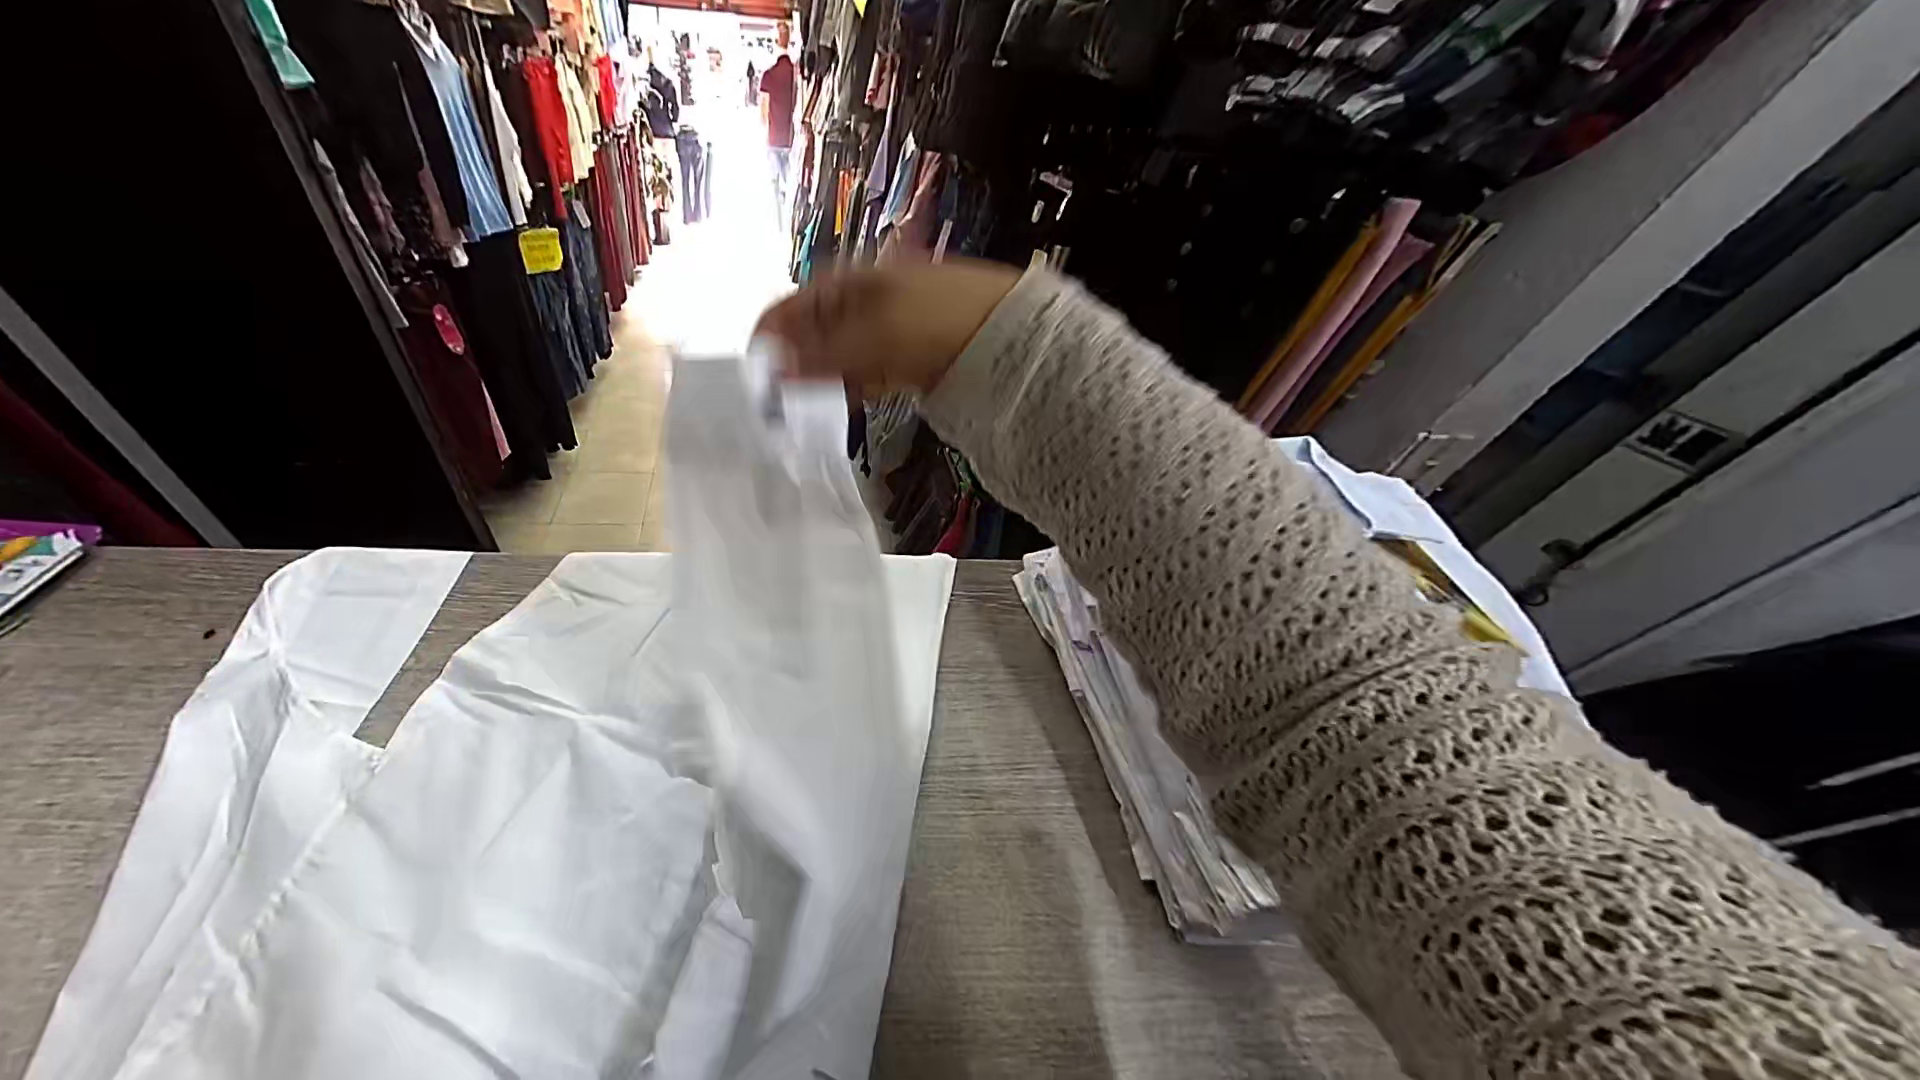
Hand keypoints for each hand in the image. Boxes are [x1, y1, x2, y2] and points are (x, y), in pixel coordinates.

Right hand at [753, 259, 1020, 391]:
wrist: (1003, 333)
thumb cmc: (935, 320)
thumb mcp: (874, 335)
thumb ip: (824, 355)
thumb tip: (774, 372)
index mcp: (846, 284)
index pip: (790, 309)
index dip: (769, 341)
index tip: (752, 379)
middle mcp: (858, 304)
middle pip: (811, 337)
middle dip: (792, 366)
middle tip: (775, 404)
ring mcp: (880, 331)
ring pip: (836, 359)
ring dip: (820, 382)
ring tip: (802, 411)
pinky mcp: (900, 357)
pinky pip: (864, 373)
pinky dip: (850, 388)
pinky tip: (841, 403)